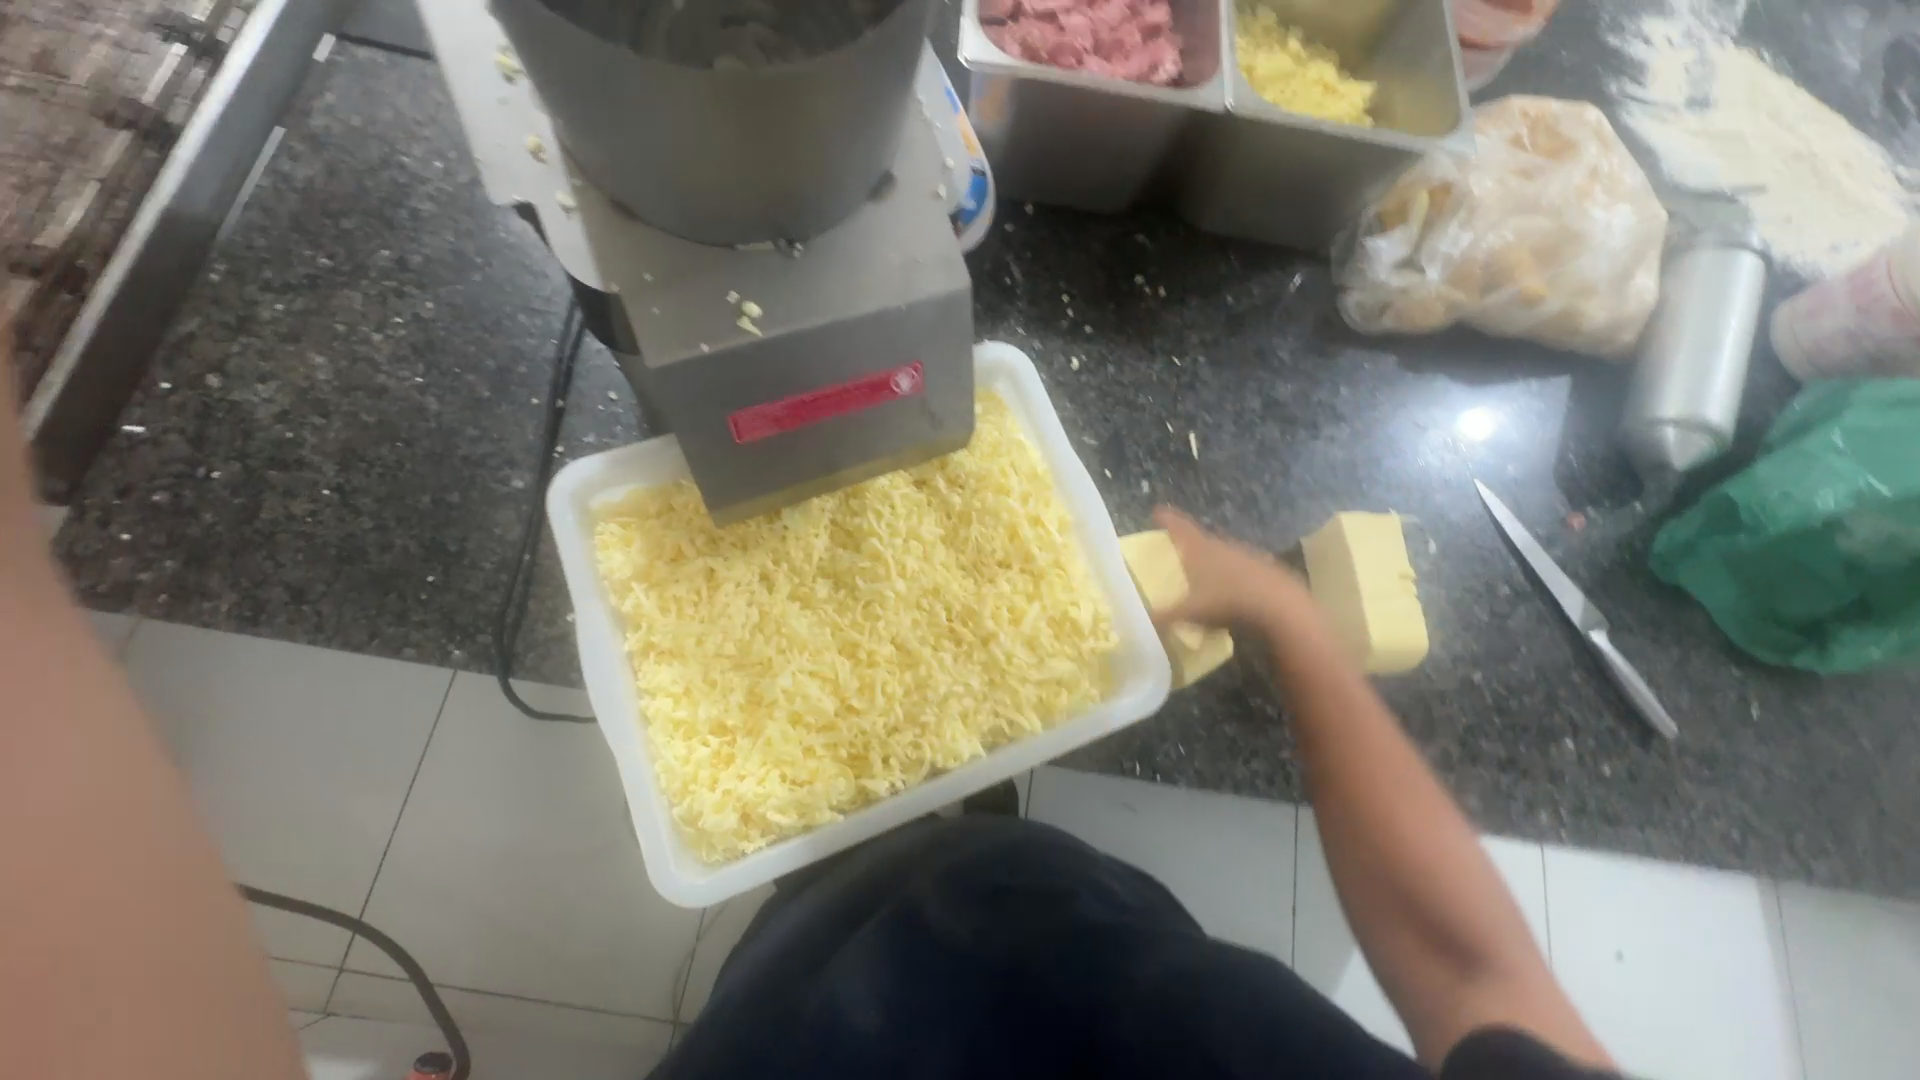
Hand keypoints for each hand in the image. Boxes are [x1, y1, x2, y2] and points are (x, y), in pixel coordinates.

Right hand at [1152, 506, 1316, 634]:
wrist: (1280, 606)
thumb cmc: (1226, 602)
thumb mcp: (1189, 612)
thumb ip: (1164, 616)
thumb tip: (1144, 620)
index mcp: (1199, 548)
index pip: (1178, 526)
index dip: (1166, 518)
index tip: (1157, 511)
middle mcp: (1221, 545)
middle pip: (1200, 538)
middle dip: (1189, 544)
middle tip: (1177, 551)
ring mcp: (1246, 554)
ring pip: (1223, 552)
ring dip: (1213, 559)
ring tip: (1204, 573)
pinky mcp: (1265, 568)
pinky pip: (1241, 568)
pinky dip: (1232, 575)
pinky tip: (1232, 591)